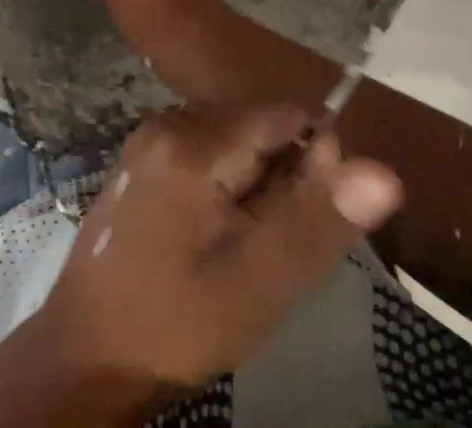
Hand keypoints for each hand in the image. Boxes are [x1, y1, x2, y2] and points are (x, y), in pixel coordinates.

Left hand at [36, 104, 402, 388]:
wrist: (86, 353)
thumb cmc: (174, 322)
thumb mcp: (258, 282)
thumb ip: (317, 221)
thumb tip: (384, 171)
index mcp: (191, 142)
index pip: (285, 117)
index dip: (317, 162)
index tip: (312, 220)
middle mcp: (164, 126)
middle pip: (256, 129)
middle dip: (282, 178)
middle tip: (272, 245)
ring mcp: (145, 145)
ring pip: (233, 147)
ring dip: (256, 190)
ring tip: (245, 249)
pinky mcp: (138, 168)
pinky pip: (204, 161)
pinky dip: (225, 193)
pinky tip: (215, 243)